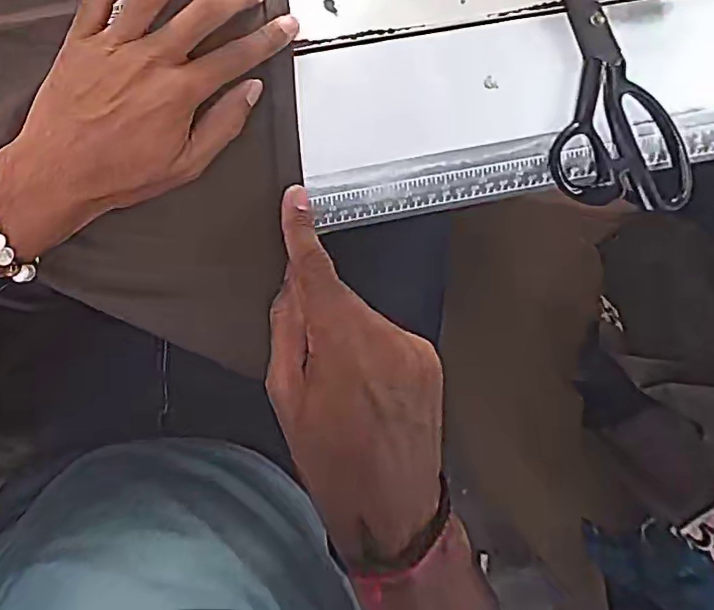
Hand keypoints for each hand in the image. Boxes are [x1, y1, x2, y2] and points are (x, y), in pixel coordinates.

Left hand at [0, 0, 297, 260]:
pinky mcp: (81, 42)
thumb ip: (223, 125)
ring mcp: (113, 47)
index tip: (282, 27)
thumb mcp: (183, 165)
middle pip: (205, 11)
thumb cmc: (112, 174)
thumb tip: (248, 94)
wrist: (54, 175)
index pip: (237, 54)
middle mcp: (148, 62)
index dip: (268, 37)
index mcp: (177, 92)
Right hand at [267, 186, 444, 566]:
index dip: (302, 234)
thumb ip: (286, 329)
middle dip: (317, 311)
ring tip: (344, 385)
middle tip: (310, 359)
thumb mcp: (285, 395)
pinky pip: (384, 331)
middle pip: (337, 295)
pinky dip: (368, 345)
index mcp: (341, 345)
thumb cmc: (332, 461)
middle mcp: (385, 337)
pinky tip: (367, 387)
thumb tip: (292, 287)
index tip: (297, 200)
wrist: (393, 513)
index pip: (316, 273)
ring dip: (345, 332)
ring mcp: (412, 346)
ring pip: (360, 313)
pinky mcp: (428, 356)